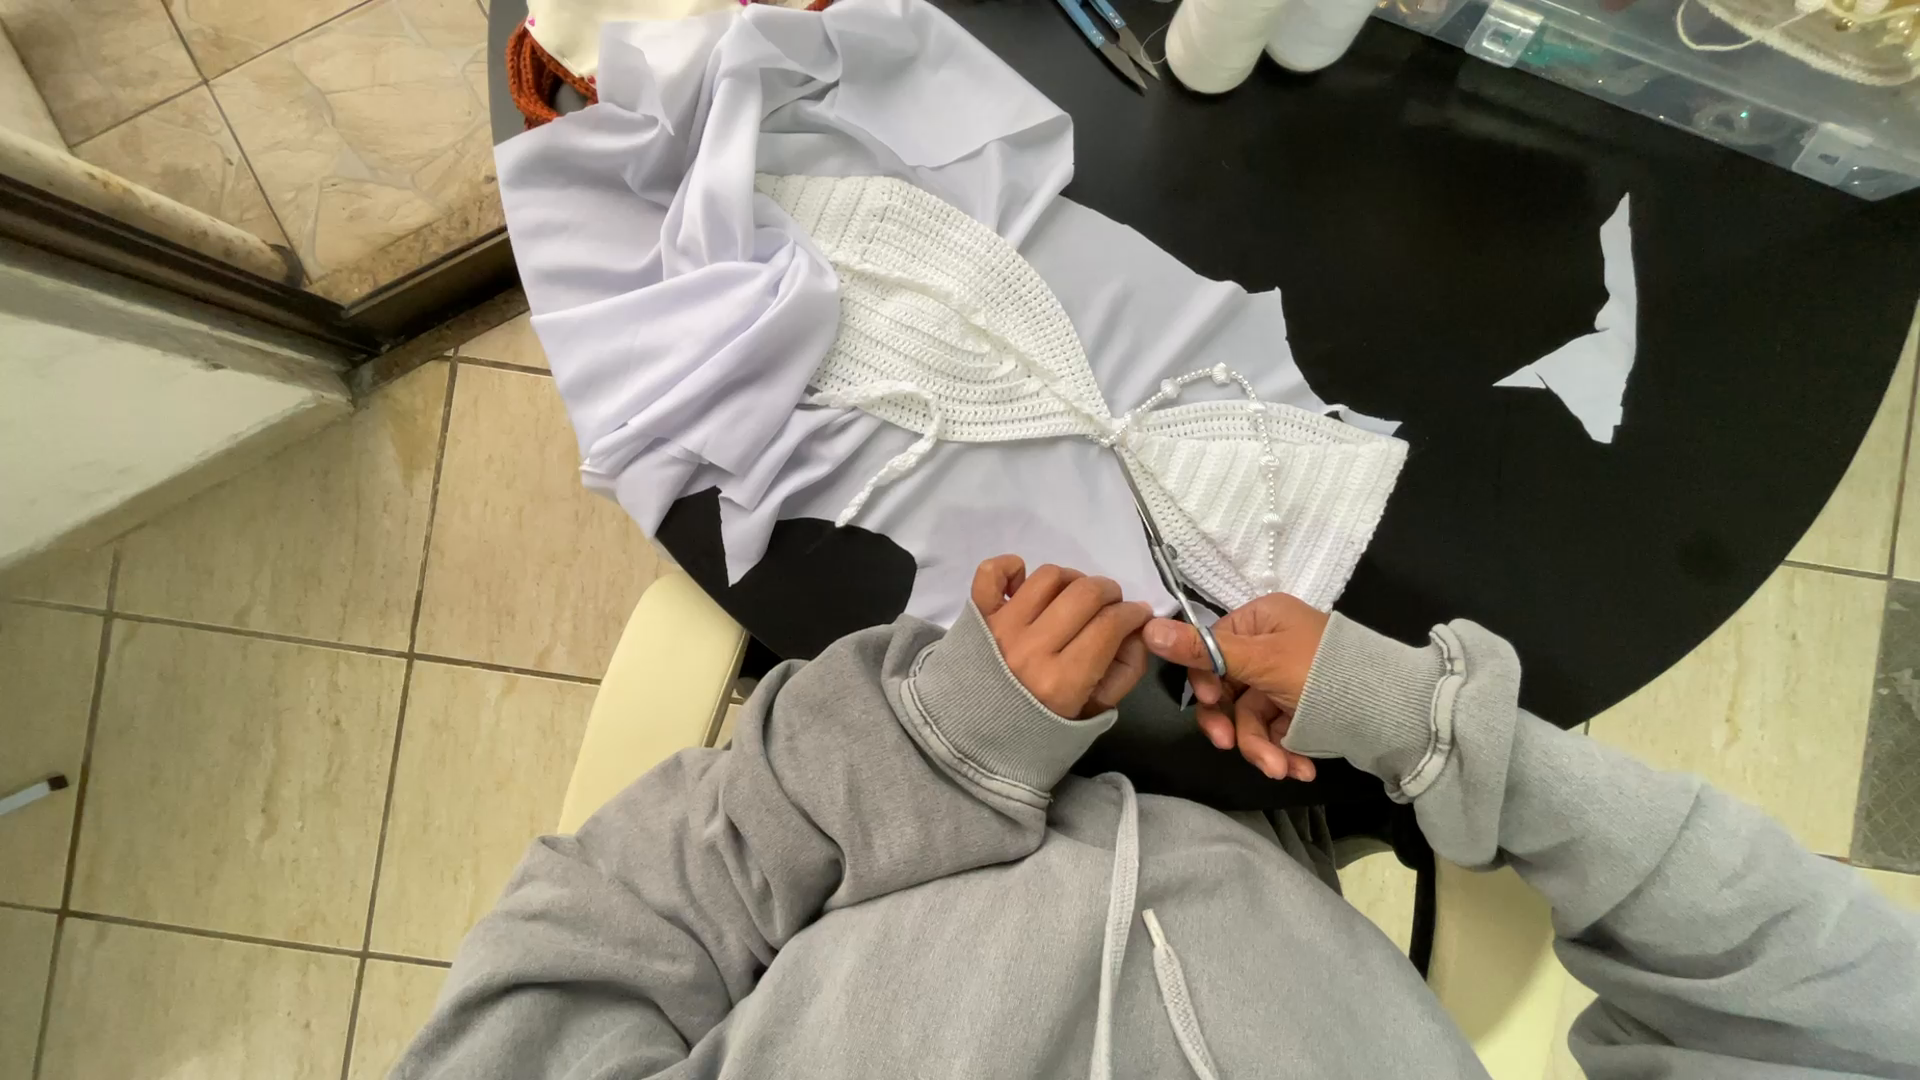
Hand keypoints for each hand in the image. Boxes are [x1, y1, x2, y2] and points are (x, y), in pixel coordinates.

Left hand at [972, 555, 1152, 719]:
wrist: (970, 735)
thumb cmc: (1037, 727)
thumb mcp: (1092, 713)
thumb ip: (1124, 671)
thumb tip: (1137, 628)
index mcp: (1062, 682)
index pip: (1110, 625)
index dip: (1133, 613)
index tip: (1136, 614)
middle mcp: (1032, 649)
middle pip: (1084, 594)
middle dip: (1110, 592)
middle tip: (1111, 603)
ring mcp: (1000, 628)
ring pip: (1048, 577)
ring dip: (1071, 578)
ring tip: (1074, 595)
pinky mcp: (977, 615)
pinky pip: (991, 573)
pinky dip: (1010, 566)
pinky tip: (1024, 580)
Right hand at [1141, 594, 1329, 781]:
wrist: (1399, 714)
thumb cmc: (1323, 673)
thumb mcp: (1260, 661)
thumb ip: (1203, 651)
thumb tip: (1146, 628)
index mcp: (1261, 619)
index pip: (1212, 648)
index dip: (1206, 682)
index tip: (1212, 706)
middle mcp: (1272, 644)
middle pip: (1229, 688)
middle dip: (1235, 726)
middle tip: (1230, 748)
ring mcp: (1287, 679)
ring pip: (1251, 716)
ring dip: (1261, 747)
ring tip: (1281, 770)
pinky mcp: (1302, 709)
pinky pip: (1276, 729)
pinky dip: (1283, 750)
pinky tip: (1299, 769)